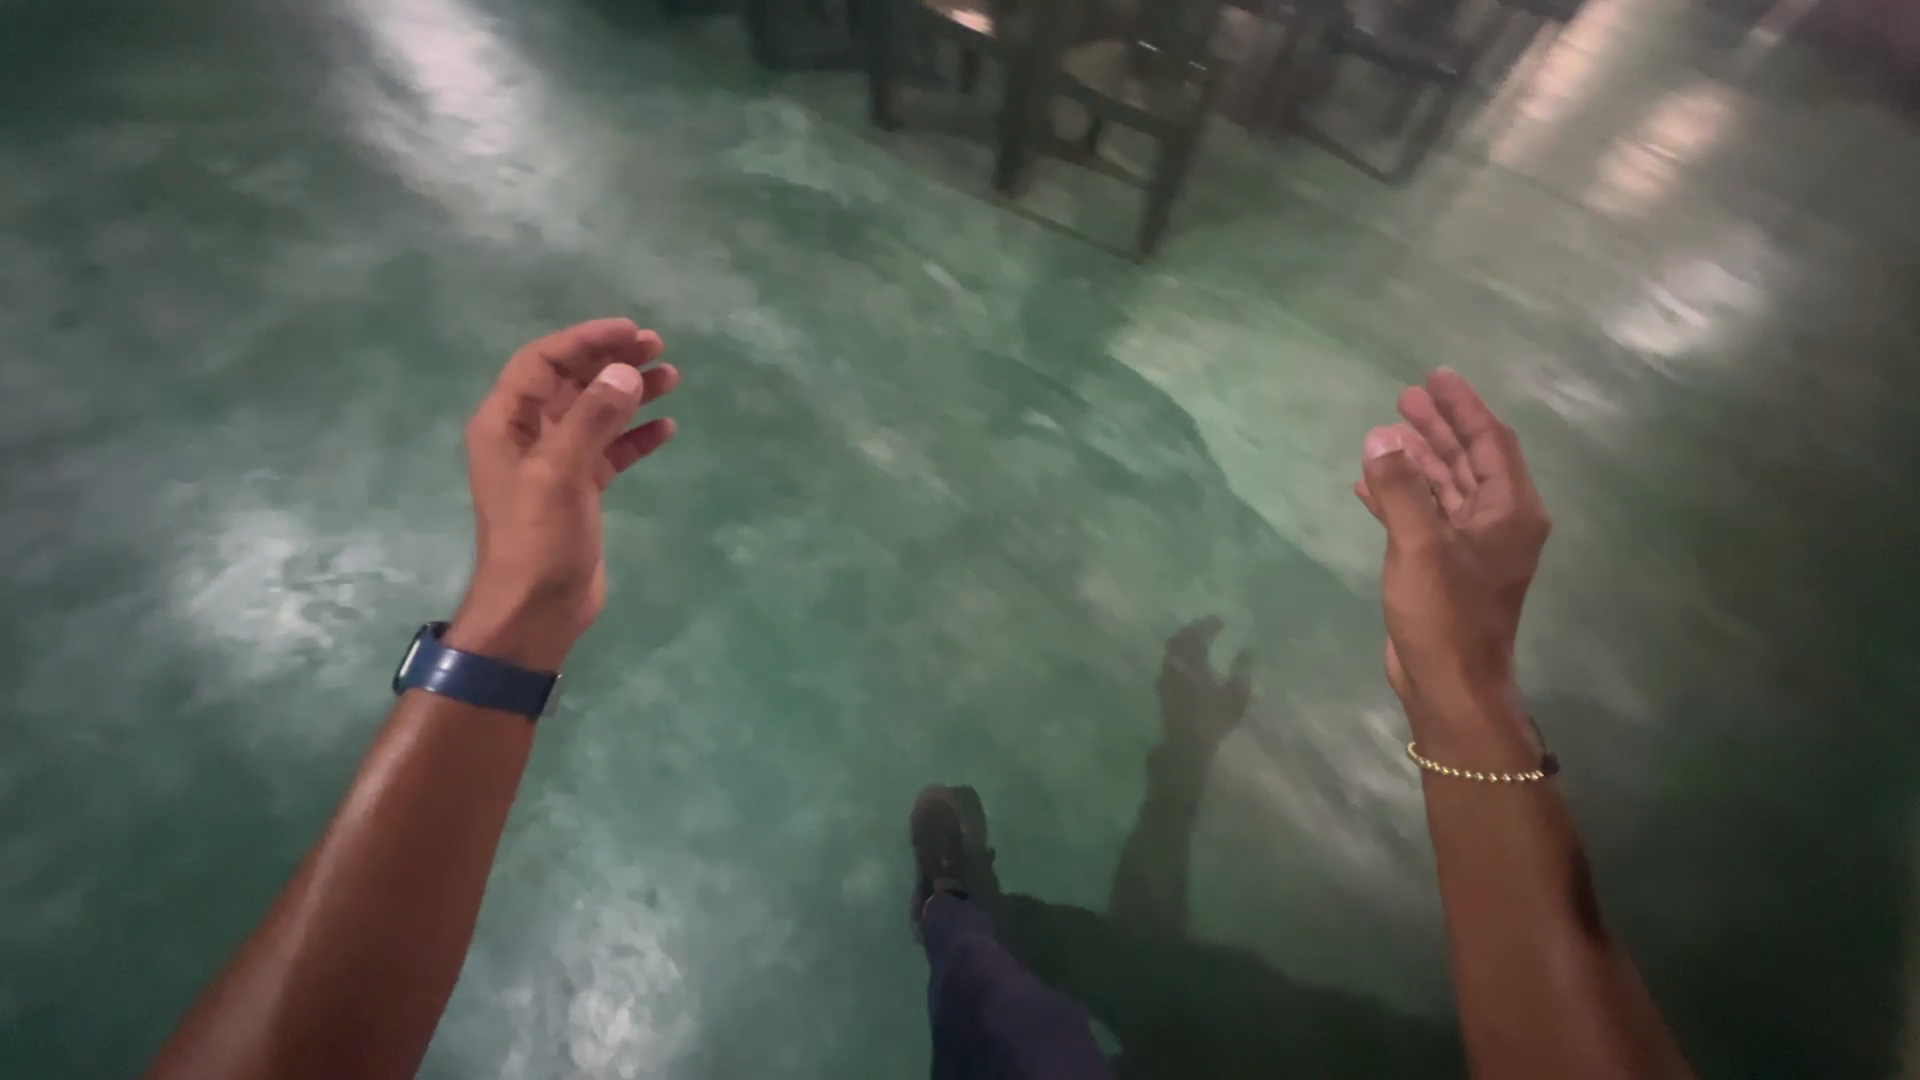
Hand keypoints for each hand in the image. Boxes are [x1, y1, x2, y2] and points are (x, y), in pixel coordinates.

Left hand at [445, 318, 678, 670]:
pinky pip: (611, 451)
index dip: (586, 341)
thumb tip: (626, 372)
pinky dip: (636, 437)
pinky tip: (666, 429)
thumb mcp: (561, 474)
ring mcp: (556, 464)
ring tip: (672, 379)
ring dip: (631, 395)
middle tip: (659, 349)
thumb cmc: (538, 540)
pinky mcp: (580, 490)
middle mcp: (528, 436)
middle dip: (612, 362)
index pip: (543, 362)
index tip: (632, 332)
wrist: (536, 609)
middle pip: (572, 383)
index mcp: (506, 424)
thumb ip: (592, 420)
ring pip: (596, 415)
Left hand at [1155, 617, 1252, 754]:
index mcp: (1192, 663)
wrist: (1185, 743)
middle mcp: (1175, 666)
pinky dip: (1177, 655)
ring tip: (1195, 640)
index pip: (1197, 636)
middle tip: (1204, 626)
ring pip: (1171, 651)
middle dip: (1191, 629)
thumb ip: (1242, 672)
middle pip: (1179, 639)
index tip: (1220, 620)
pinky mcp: (1162, 689)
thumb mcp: (1236, 697)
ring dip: (1182, 641)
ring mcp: (1165, 677)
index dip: (1208, 625)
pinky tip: (1186, 662)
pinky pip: (1168, 662)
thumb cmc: (1213, 720)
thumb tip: (1247, 651)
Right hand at [1355, 370, 1549, 719]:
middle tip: (1403, 398)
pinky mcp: (1441, 566)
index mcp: (1509, 511)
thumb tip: (1380, 437)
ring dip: (1417, 460)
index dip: (1462, 408)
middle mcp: (1497, 522)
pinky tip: (1369, 485)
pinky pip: (1423, 516)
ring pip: (1445, 487)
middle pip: (1468, 460)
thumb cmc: (1444, 614)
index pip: (1489, 443)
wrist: (1449, 683)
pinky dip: (1399, 497)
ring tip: (1386, 433)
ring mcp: (1469, 546)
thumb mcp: (1419, 546)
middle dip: (1437, 428)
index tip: (1434, 379)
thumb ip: (1400, 489)